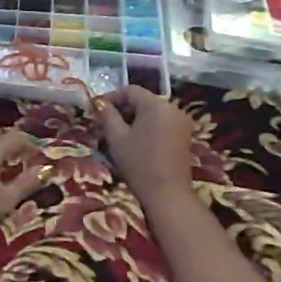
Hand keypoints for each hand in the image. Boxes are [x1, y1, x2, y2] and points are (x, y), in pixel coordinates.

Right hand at [97, 86, 194, 203]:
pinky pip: (162, 121)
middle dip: (123, 108)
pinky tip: (136, 140)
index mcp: (156, 105)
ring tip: (118, 132)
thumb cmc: (138, 162)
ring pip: (152, 111)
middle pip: (143, 100)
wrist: (166, 191)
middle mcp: (173, 108)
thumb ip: (107, 115)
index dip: (111, 96)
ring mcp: (181, 121)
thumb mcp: (116, 137)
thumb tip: (100, 103)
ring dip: (134, 117)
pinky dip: (147, 125)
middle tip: (105, 122)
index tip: (96, 109)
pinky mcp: (184, 134)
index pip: (131, 90)